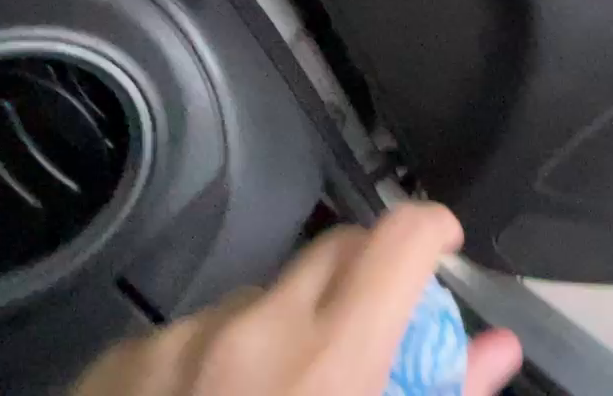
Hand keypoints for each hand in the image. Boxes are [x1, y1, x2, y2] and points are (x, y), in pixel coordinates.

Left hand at [70, 203, 521, 395]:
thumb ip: (444, 394)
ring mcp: (176, 344)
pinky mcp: (112, 365)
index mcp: (330, 360)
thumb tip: (500, 348)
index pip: (402, 236)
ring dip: (280, 328)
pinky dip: (209, 361)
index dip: (433, 232)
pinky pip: (188, 333)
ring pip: (261, 296)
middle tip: (362, 337)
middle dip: (363, 276)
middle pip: (337, 249)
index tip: (440, 254)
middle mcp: (254, 329)